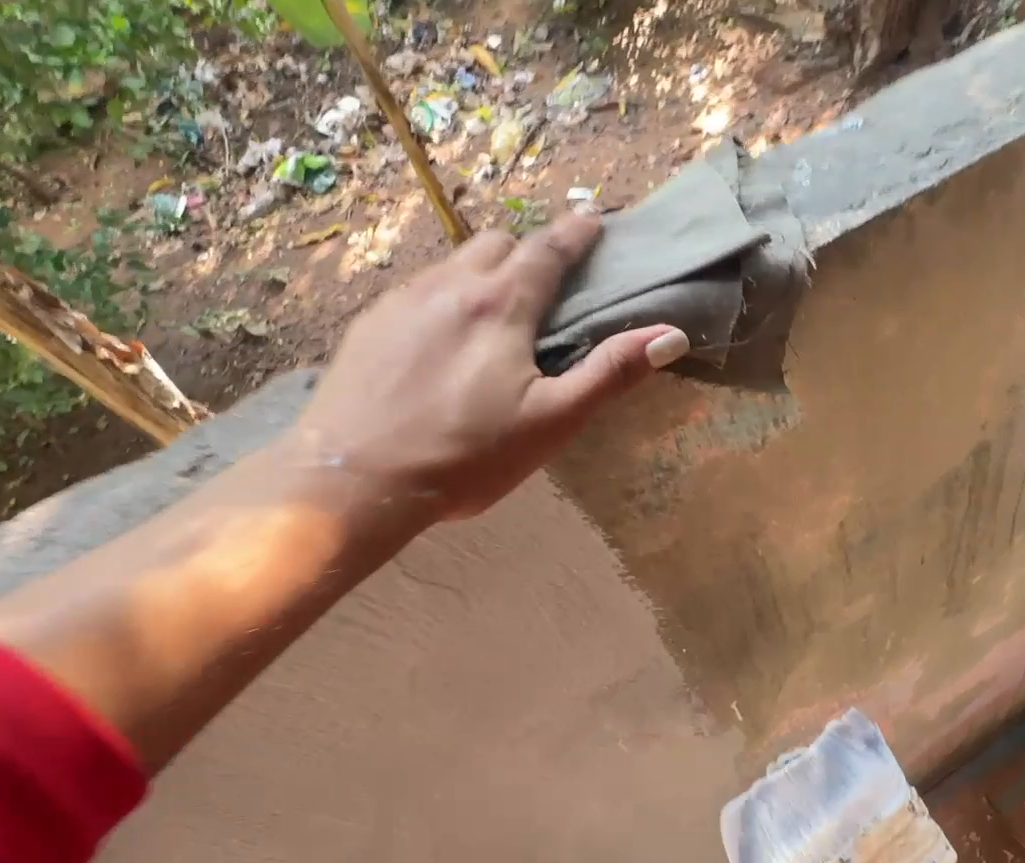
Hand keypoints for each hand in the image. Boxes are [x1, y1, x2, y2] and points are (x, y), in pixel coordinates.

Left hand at [293, 212, 691, 520]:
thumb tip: (670, 335)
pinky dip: (445, 296)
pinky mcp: (368, 325)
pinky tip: (444, 337)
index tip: (594, 221)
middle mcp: (450, 287)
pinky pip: (417, 290)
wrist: (354, 479)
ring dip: (484, 272)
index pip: (547, 251)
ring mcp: (402, 302)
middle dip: (527, 251)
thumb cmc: (466, 456)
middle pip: (497, 244)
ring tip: (495, 309)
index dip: (576, 233)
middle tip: (546, 279)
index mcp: (501, 306)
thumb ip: (610, 374)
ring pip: (453, 264)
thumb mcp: (553, 422)